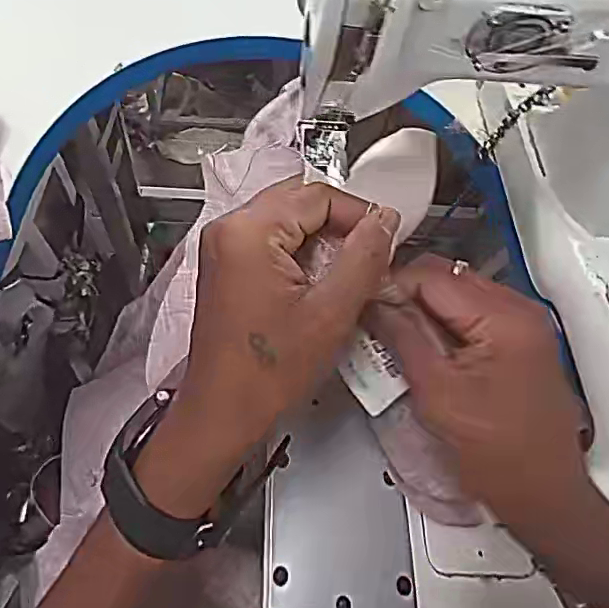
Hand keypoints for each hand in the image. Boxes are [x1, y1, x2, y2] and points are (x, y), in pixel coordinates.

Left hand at [135, 178, 399, 517]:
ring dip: (324, 238)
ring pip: (290, 218)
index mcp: (249, 232)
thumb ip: (365, 256)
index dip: (359, 213)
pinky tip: (320, 282)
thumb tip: (384, 220)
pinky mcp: (228, 263)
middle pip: (301, 200)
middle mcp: (230, 229)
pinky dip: (303, 251)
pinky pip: (274, 238)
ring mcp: (225, 245)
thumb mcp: (331, 311)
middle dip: (341, 224)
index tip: (385, 235)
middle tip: (371, 252)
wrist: (223, 412)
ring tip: (347, 272)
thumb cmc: (266, 373)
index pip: (319, 195)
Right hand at [363, 254, 588, 529]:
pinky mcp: (521, 339)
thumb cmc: (501, 457)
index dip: (392, 286)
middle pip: (448, 277)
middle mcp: (520, 310)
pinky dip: (446, 322)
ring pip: (459, 291)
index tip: (365, 303)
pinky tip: (426, 347)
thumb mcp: (437, 394)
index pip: (433, 276)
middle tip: (376, 319)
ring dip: (425, 308)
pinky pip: (474, 312)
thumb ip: (403, 338)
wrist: (546, 495)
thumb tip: (376, 305)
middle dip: (407, 294)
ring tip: (396, 335)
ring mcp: (525, 323)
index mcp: (504, 318)